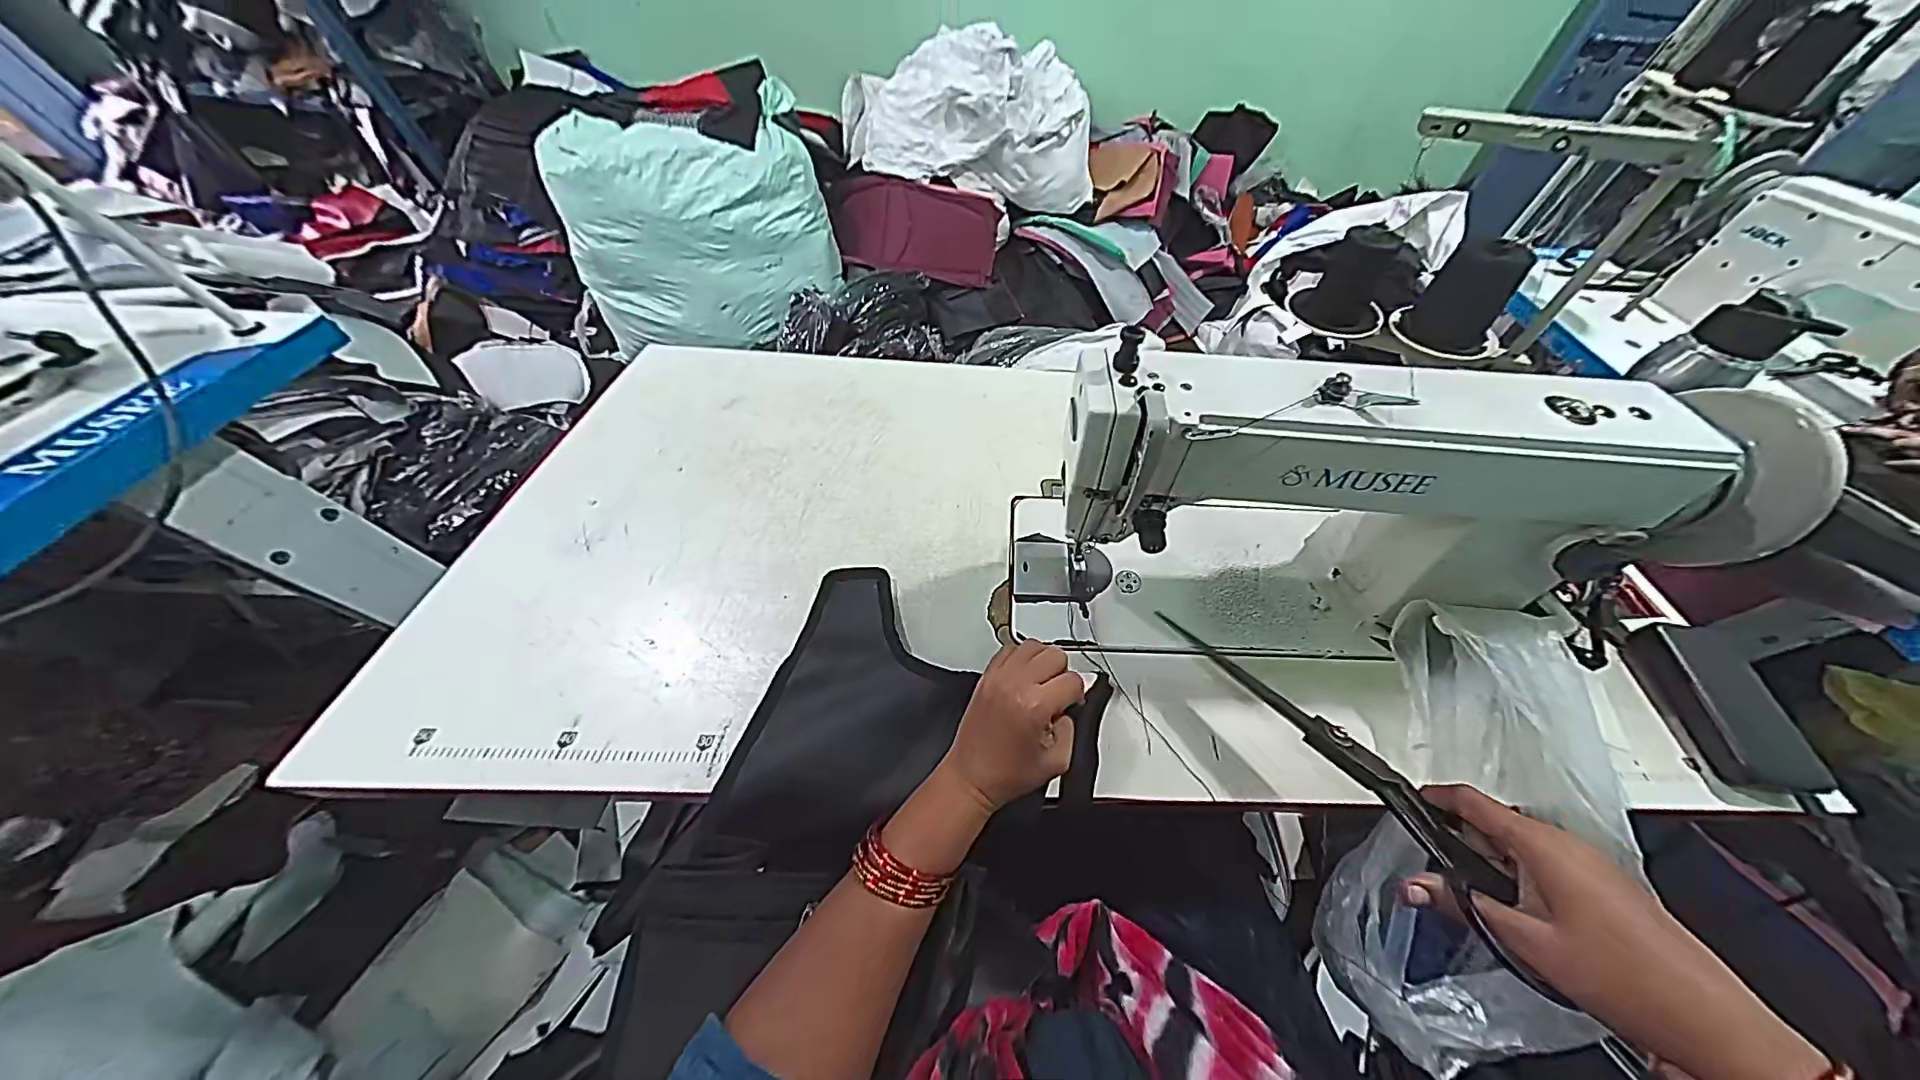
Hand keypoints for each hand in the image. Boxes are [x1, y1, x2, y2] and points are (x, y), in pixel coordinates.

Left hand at [939, 640, 1083, 812]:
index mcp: (1034, 706)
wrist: (972, 778)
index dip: (1078, 694)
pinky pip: (1008, 650)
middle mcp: (1014, 685)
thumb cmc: (1005, 773)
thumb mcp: (1057, 761)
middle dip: (1063, 675)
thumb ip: (1072, 729)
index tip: (1072, 704)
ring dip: (1043, 661)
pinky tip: (1024, 676)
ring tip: (1042, 683)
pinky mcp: (986, 678)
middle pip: (1055, 656)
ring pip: (1032, 646)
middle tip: (1058, 695)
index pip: (1073, 679)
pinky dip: (1021, 658)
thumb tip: (1070, 708)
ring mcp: (997, 679)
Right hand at [1403, 786, 1829, 1079]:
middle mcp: (1568, 845)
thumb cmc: (1630, 980)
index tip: (1412, 800)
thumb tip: (1415, 884)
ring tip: (1481, 901)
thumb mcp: (1525, 940)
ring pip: (1519, 846)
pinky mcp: (1604, 885)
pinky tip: (1520, 915)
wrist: (1712, 1025)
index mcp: (1543, 844)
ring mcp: (1590, 865)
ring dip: (1491, 863)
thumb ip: (1462, 904)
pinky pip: (1546, 864)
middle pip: (1494, 823)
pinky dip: (1519, 878)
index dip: (1435, 796)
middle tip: (1437, 869)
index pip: (1472, 800)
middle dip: (1460, 841)